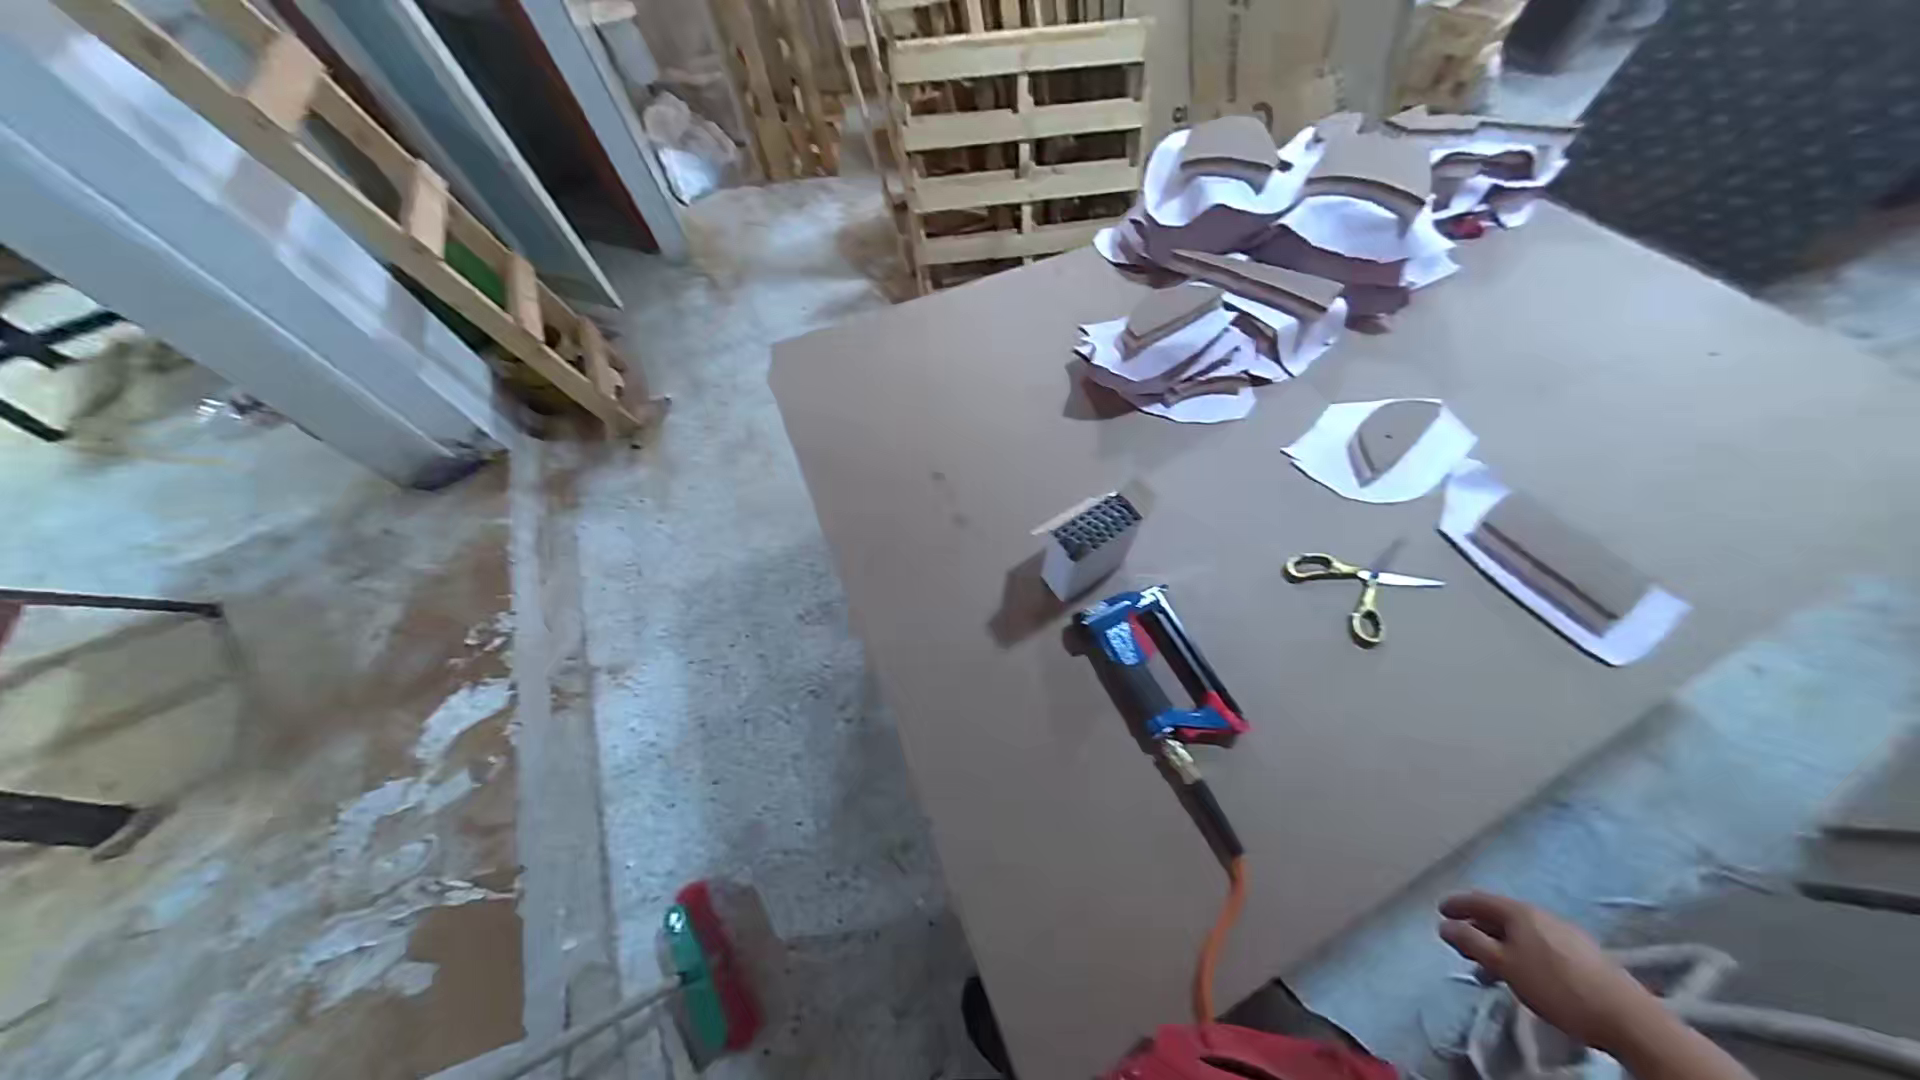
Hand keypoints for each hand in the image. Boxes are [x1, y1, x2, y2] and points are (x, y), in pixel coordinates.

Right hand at [1437, 891, 1663, 1053]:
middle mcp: (1541, 915)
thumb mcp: (1504, 965)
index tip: (1440, 911)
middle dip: (1477, 926)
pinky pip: (1540, 943)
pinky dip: (1522, 950)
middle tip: (1462, 941)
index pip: (1478, 899)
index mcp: (1519, 912)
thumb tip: (1445, 925)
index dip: (1456, 904)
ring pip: (1521, 931)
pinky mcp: (1584, 954)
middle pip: (1500, 915)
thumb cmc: (1557, 988)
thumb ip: (1471, 943)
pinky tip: (1525, 970)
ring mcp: (1566, 934)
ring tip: (1490, 963)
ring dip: (1500, 942)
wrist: (1629, 1019)